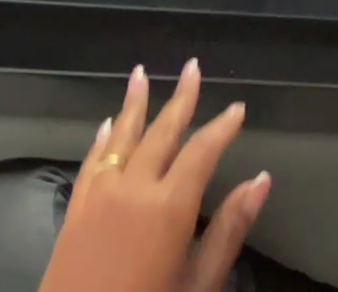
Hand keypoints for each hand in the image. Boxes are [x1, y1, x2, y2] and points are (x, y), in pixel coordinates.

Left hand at [40, 59, 270, 291]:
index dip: (222, 127)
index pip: (202, 150)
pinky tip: (109, 123)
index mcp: (170, 205)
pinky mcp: (76, 209)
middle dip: (181, 98)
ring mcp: (100, 195)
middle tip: (192, 67)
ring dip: (134, 102)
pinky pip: (93, 160)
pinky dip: (104, 137)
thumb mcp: (199, 283)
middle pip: (162, 131)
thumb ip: (229, 229)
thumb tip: (261, 180)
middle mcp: (134, 187)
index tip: (237, 108)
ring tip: (142, 72)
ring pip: (122, 136)